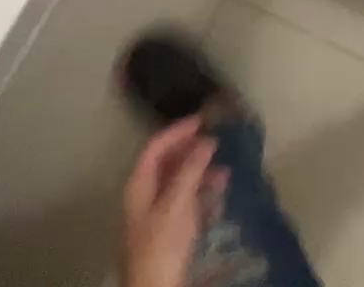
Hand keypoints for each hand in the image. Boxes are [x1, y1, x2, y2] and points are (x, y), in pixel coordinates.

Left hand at [120, 116, 227, 286]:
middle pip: (167, 162)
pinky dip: (203, 189)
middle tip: (216, 139)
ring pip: (179, 179)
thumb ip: (190, 169)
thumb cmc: (162, 244)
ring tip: (224, 169)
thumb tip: (207, 140)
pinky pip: (187, 198)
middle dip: (191, 149)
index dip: (176, 130)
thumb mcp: (176, 204)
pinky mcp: (170, 228)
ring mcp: (157, 212)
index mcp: (139, 185)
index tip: (202, 119)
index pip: (155, 147)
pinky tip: (220, 190)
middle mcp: (145, 194)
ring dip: (200, 170)